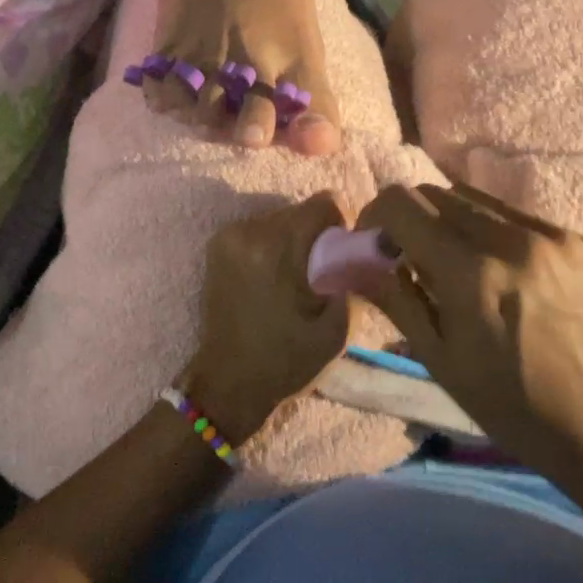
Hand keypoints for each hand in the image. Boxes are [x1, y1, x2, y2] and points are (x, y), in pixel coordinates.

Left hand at [184, 193, 350, 444]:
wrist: (229, 378)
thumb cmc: (287, 360)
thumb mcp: (336, 328)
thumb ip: (352, 279)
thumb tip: (366, 250)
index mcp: (276, 248)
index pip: (323, 204)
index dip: (342, 225)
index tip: (344, 255)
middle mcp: (248, 232)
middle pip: (299, 210)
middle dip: (316, 235)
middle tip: (323, 273)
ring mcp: (228, 235)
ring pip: (278, 218)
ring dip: (293, 239)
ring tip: (297, 278)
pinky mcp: (216, 244)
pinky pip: (258, 229)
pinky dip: (272, 245)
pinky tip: (274, 277)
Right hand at [353, 184, 582, 477]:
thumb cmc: (516, 407)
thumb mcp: (440, 360)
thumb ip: (395, 297)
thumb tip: (355, 262)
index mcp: (471, 273)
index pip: (402, 204)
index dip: (375, 217)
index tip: (374, 246)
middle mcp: (512, 240)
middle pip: (436, 192)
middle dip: (411, 218)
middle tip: (410, 256)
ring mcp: (554, 237)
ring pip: (477, 199)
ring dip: (451, 221)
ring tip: (458, 265)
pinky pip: (518, 217)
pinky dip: (495, 233)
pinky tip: (505, 275)